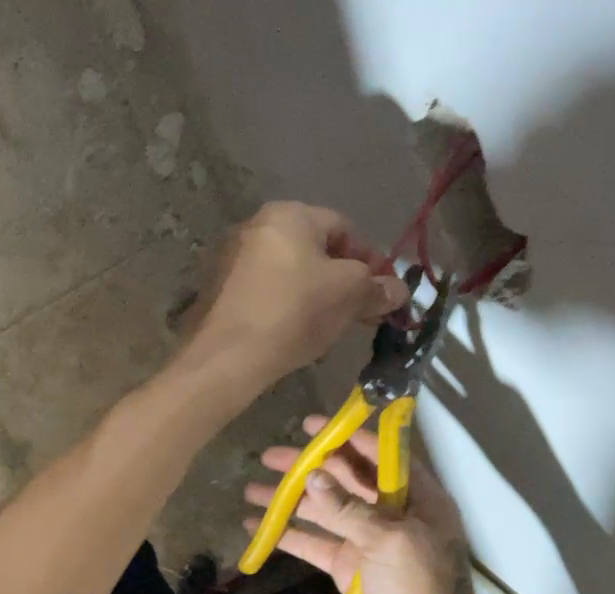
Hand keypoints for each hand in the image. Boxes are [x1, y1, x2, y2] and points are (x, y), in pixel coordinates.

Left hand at [191, 203, 407, 387]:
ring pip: (288, 276)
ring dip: (314, 298)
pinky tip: (293, 336)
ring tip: (329, 329)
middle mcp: (253, 229)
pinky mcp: (216, 295)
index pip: (343, 228)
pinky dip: (283, 310)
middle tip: (359, 313)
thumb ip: (377, 288)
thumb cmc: (293, 312)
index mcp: (287, 215)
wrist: (226, 358)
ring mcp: (229, 262)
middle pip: (313, 252)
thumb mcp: (349, 295)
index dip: (370, 260)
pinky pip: (263, 296)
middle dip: (341, 282)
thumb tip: (398, 291)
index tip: (383, 292)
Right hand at [243, 416, 497, 593]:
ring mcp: (367, 542)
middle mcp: (392, 515)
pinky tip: (256, 525)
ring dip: (289, 499)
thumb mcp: (388, 541)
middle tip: (268, 456)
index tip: (313, 425)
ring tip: (251, 488)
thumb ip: (348, 508)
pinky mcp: (346, 568)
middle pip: (346, 480)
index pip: (382, 456)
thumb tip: (312, 477)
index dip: (348, 437)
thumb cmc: (418, 590)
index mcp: (417, 500)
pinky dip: (286, 535)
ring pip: (323, 510)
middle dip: (308, 467)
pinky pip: (312, 544)